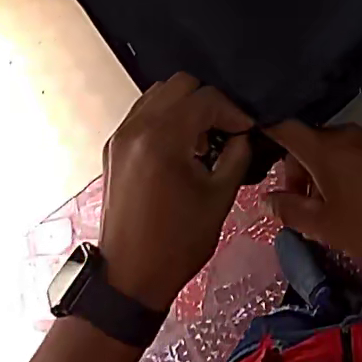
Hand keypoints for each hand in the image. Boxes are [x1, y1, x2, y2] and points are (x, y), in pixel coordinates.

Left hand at [98, 73, 253, 310]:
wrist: (129, 277)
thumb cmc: (178, 240)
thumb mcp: (219, 196)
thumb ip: (236, 154)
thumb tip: (241, 134)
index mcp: (162, 138)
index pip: (206, 98)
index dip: (233, 111)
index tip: (247, 130)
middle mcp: (136, 127)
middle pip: (180, 84)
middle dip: (209, 101)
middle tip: (226, 128)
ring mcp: (121, 136)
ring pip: (159, 93)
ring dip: (186, 106)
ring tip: (203, 137)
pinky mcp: (114, 147)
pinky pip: (145, 113)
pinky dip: (167, 117)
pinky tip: (182, 146)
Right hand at [262, 121, 361, 264]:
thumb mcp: (324, 226)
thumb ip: (290, 210)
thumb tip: (267, 199)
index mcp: (325, 147)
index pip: (285, 128)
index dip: (267, 136)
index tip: (258, 154)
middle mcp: (348, 134)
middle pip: (310, 141)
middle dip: (298, 170)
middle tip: (300, 204)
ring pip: (335, 149)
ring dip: (323, 172)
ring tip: (329, 207)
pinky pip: (358, 154)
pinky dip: (347, 171)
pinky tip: (359, 201)